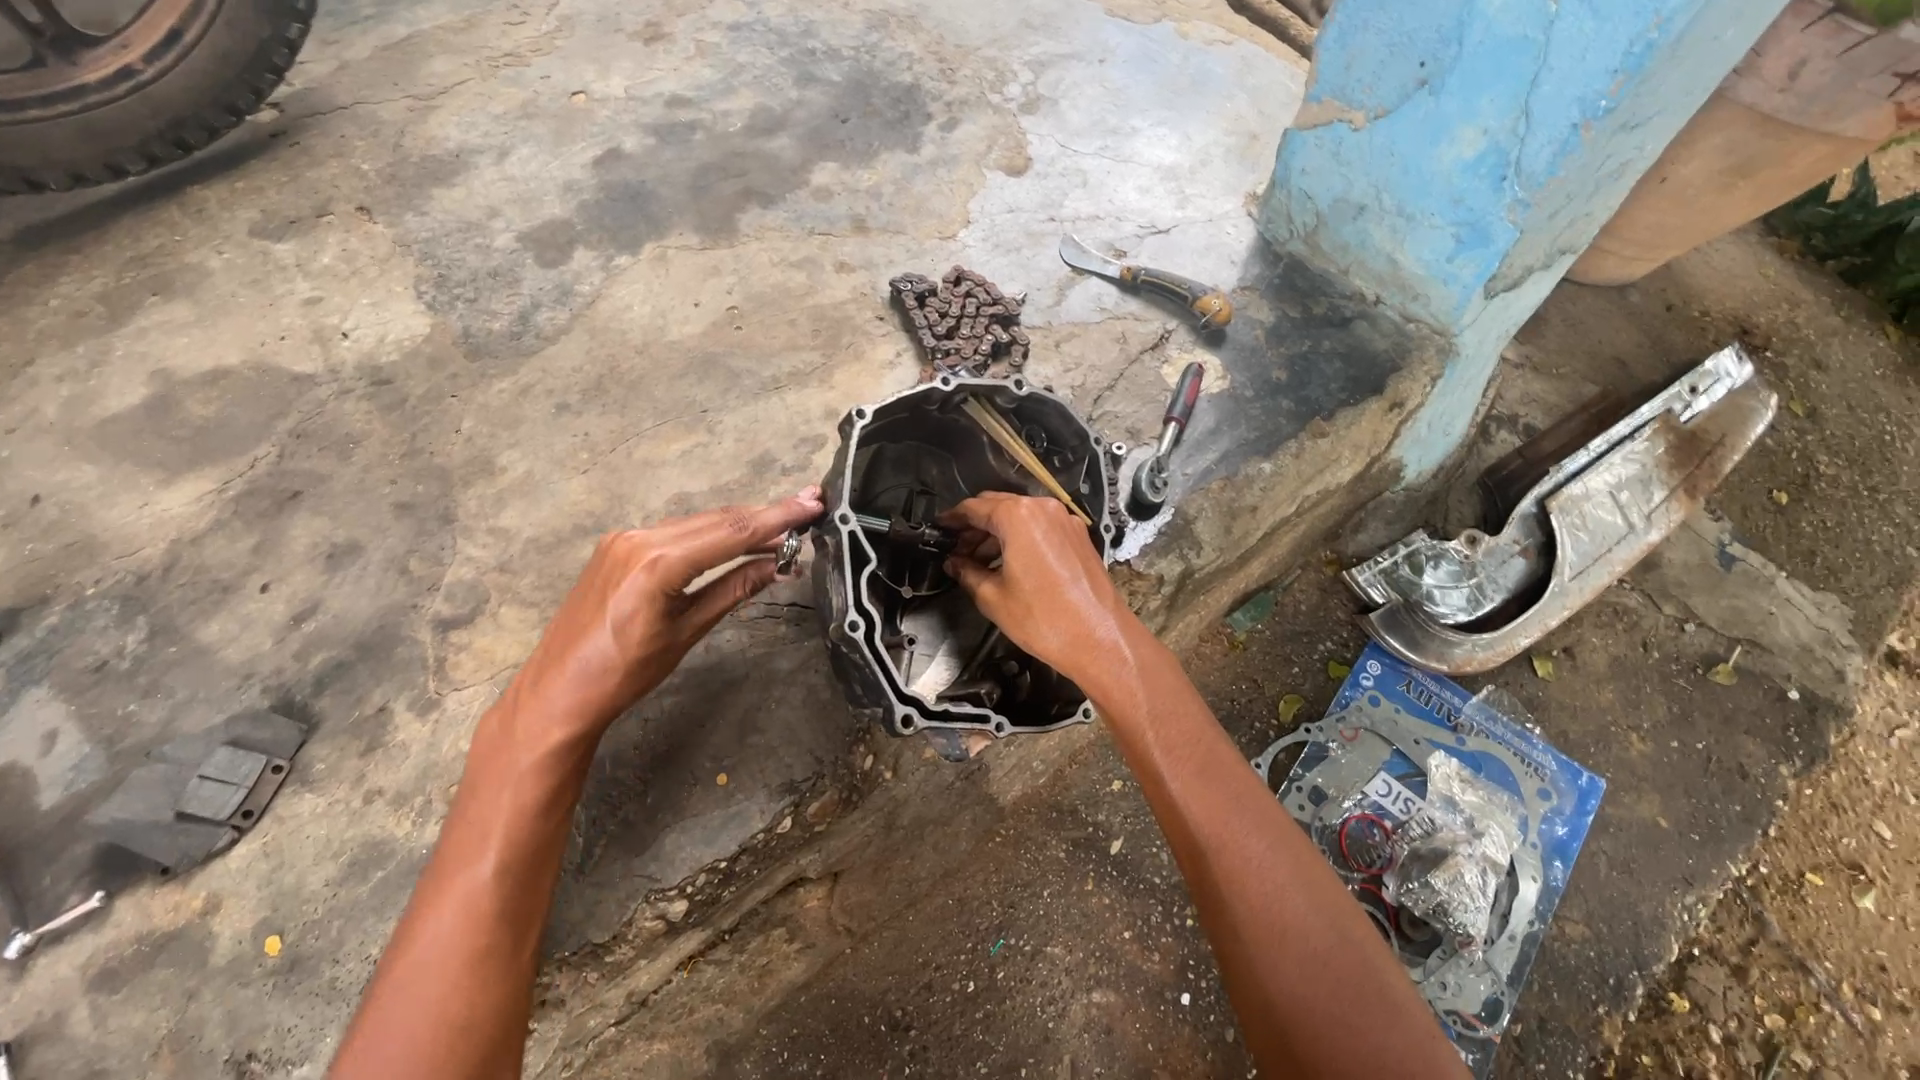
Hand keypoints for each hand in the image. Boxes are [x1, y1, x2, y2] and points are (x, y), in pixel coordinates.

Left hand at [509, 487, 824, 738]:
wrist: (559, 689)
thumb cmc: (624, 673)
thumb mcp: (687, 632)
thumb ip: (733, 590)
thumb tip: (778, 565)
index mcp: (657, 563)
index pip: (732, 531)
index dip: (778, 517)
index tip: (813, 505)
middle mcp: (639, 538)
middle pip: (717, 519)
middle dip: (766, 514)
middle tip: (809, 507)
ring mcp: (624, 539)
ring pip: (697, 523)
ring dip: (740, 525)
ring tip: (783, 527)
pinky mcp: (617, 547)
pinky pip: (675, 533)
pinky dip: (710, 536)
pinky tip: (735, 541)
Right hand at [938, 493, 1140, 690]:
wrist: (1099, 639)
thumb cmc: (1044, 619)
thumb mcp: (993, 597)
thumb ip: (967, 572)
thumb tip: (954, 563)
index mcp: (1019, 517)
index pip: (975, 507)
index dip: (953, 518)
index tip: (940, 528)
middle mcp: (1044, 509)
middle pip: (999, 506)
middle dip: (975, 525)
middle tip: (956, 549)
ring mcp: (1066, 521)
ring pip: (1021, 517)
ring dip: (997, 533)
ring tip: (978, 561)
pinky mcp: (1078, 537)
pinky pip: (1041, 528)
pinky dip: (1020, 538)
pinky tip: (1008, 563)